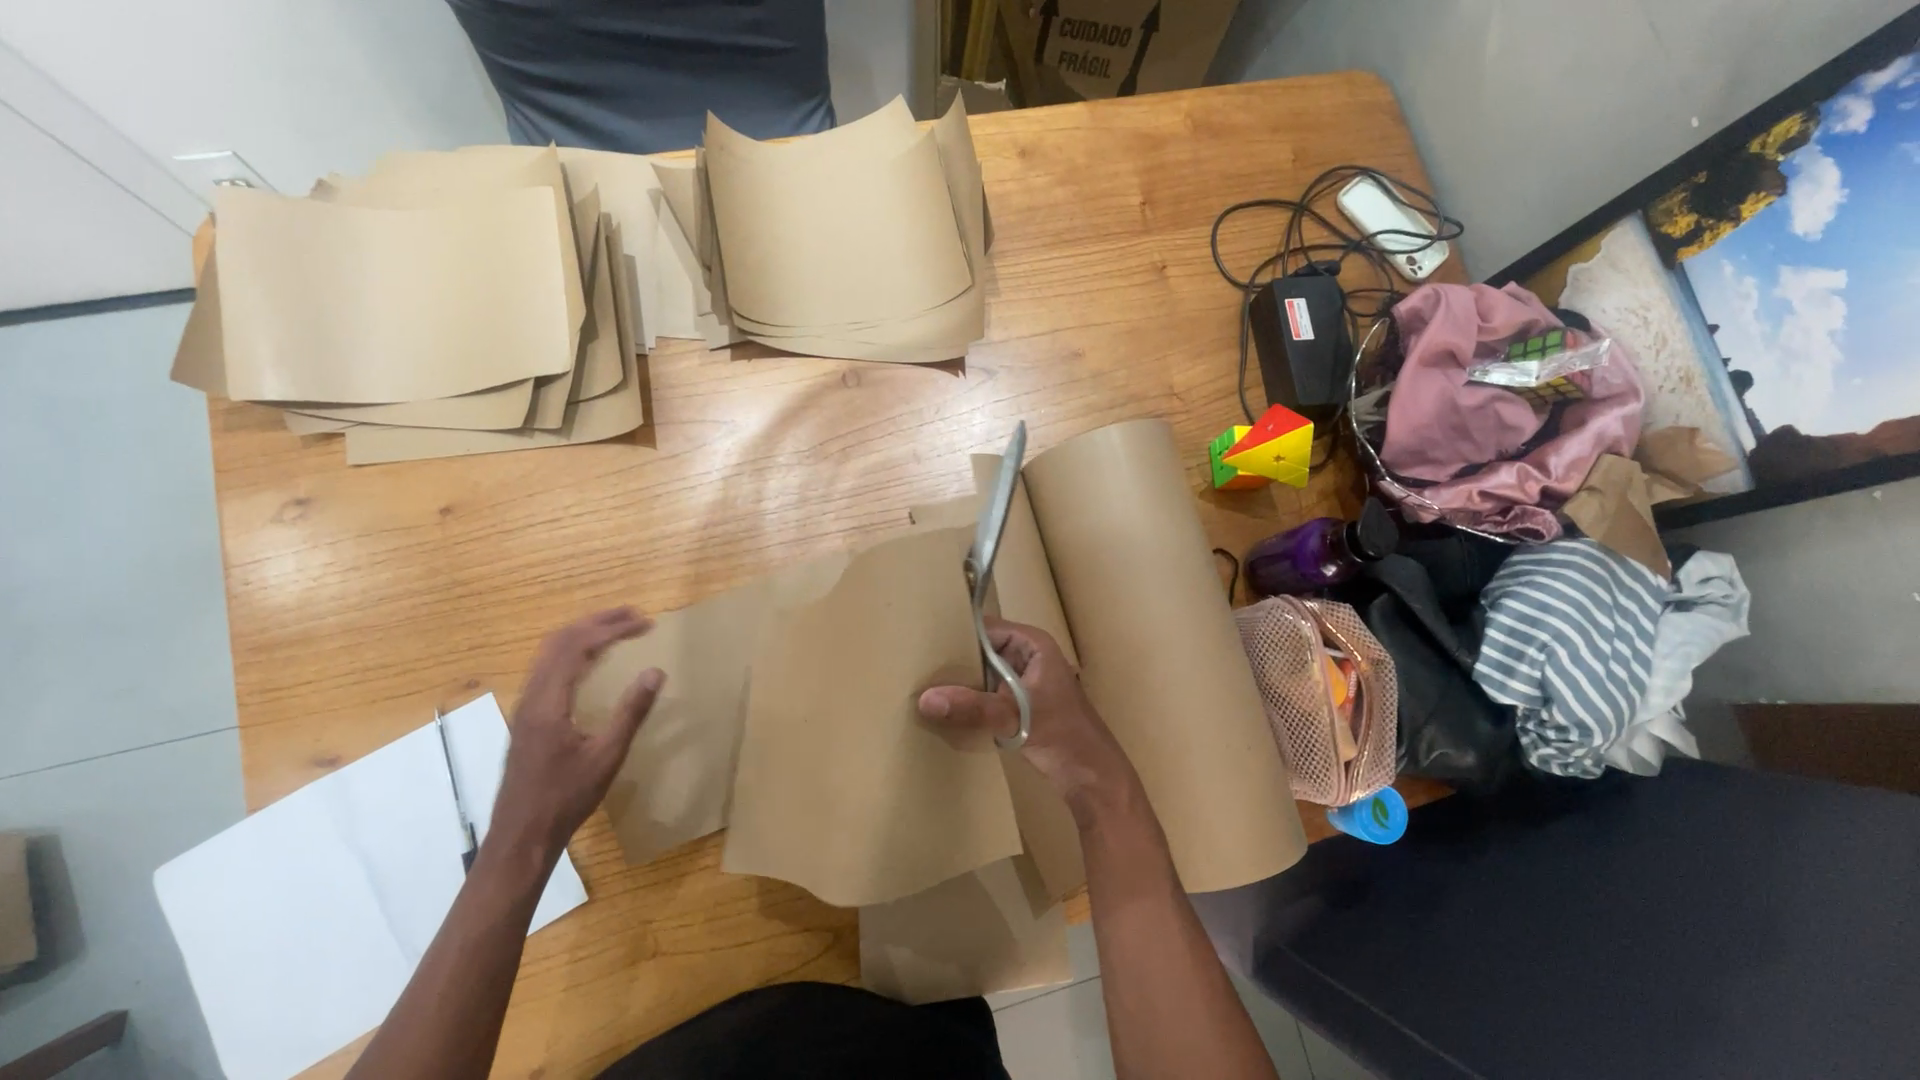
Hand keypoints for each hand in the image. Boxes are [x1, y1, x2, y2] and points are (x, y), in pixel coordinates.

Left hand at [491, 608, 663, 861]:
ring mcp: (524, 707)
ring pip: (548, 654)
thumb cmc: (566, 798)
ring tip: (613, 629)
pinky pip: (546, 669)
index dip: (612, 628)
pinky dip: (571, 652)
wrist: (521, 836)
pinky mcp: (526, 719)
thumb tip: (655, 672)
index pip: (578, 646)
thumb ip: (630, 712)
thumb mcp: (607, 757)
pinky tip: (589, 663)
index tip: (645, 623)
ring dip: (581, 634)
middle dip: (597, 622)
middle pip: (559, 642)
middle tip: (633, 615)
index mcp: (548, 702)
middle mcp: (531, 697)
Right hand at [917, 617, 1138, 817]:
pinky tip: (943, 711)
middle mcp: (1027, 657)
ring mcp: (1023, 683)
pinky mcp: (1019, 707)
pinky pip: (987, 696)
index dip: (956, 635)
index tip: (923, 644)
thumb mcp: (1013, 716)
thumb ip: (972, 706)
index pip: (986, 629)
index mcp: (1033, 644)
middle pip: (982, 652)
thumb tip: (925, 699)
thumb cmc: (1062, 735)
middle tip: (916, 669)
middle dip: (954, 662)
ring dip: (960, 685)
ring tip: (922, 687)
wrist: (1091, 776)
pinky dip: (970, 703)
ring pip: (983, 676)